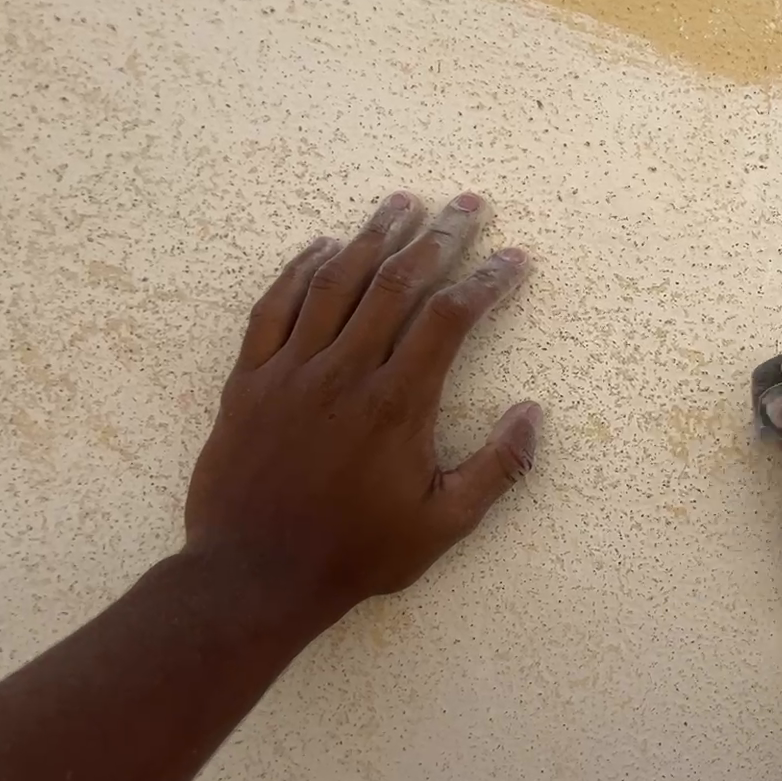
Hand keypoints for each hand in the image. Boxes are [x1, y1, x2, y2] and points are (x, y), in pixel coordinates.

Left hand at [184, 191, 539, 620]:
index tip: (514, 258)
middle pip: (396, 285)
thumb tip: (533, 413)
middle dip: (438, 239)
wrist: (254, 577)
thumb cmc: (361, 551)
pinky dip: (299, 271)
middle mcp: (345, 374)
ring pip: (335, 284)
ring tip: (402, 203)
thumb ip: (498, 468)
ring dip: (373, 238)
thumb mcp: (448, 523)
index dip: (487, 281)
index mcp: (398, 404)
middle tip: (466, 204)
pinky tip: (321, 245)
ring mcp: (291, 372)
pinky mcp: (248, 381)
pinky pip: (272, 309)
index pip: (450, 320)